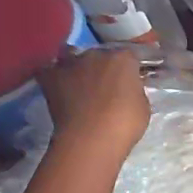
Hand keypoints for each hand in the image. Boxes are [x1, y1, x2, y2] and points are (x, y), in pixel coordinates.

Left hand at [40, 46, 148, 162]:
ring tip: (79, 81)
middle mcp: (97, 54)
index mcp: (123, 59)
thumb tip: (128, 91)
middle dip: (103, 67)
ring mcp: (71, 63)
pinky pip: (49, 70)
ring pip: (72, 55)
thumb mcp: (143, 107)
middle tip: (105, 86)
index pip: (129, 57)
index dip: (129, 69)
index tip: (131, 82)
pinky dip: (54, 76)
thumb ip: (134, 91)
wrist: (91, 139)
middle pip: (101, 55)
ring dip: (76, 65)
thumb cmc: (125, 124)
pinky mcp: (50, 77)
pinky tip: (58, 87)